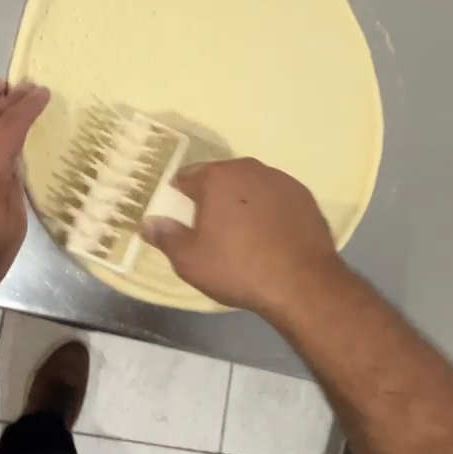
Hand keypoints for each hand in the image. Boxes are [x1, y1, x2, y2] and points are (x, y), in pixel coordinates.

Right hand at [141, 158, 350, 318]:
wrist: (303, 284)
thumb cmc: (239, 268)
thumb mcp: (190, 261)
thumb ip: (166, 236)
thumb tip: (148, 222)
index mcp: (216, 177)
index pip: (186, 179)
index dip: (179, 199)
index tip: (181, 220)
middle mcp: (248, 168)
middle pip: (219, 179)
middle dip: (211, 199)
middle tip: (210, 231)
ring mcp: (280, 180)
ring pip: (249, 186)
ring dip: (241, 202)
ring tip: (242, 235)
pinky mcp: (304, 196)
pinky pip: (275, 198)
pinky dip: (268, 210)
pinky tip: (269, 236)